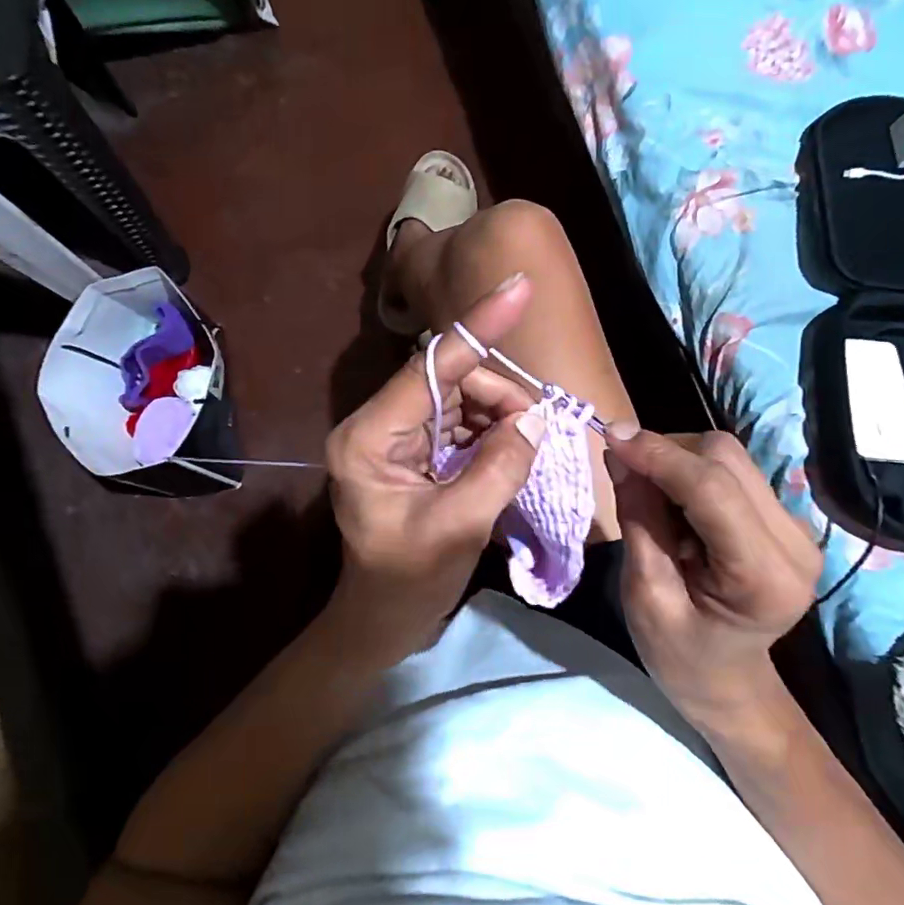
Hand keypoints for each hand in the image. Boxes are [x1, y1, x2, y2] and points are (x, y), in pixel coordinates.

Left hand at [323, 274, 546, 661]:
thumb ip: (499, 467)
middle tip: (535, 430)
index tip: (518, 287)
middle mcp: (376, 425)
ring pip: (459, 398)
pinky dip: (491, 430)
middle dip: (498, 396)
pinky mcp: (412, 450)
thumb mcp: (458, 527)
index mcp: (368, 438)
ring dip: (498, 414)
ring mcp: (394, 436)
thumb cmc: (408, 580)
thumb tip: (534, 419)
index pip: (428, 370)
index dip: (476, 329)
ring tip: (524, 447)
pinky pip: (459, 422)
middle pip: (449, 380)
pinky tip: (510, 450)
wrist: (382, 617)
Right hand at [606, 429, 821, 725]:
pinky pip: (731, 469)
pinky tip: (673, 504)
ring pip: (728, 455)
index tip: (610, 435)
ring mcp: (795, 525)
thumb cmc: (679, 653)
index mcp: (763, 575)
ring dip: (676, 459)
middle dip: (665, 452)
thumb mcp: (645, 594)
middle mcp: (794, 541)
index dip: (659, 454)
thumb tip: (621, 452)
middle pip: (725, 458)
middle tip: (624, 473)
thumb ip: (638, 519)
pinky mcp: (783, 516)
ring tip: (650, 499)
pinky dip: (689, 470)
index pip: (712, 489)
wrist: (726, 679)